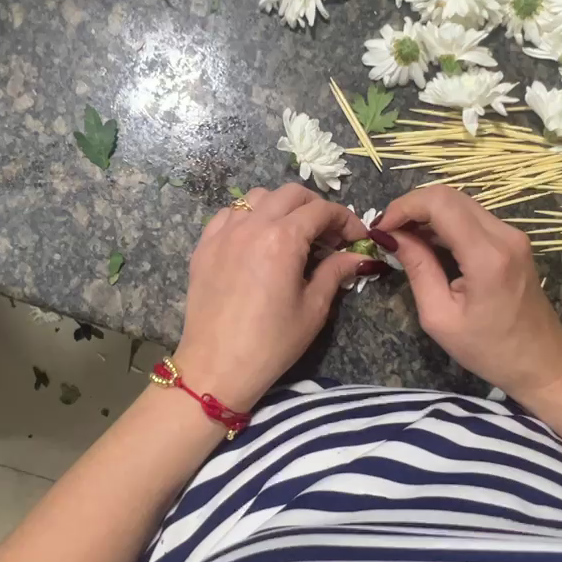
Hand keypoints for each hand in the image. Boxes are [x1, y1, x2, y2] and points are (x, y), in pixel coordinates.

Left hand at [174, 184, 380, 410]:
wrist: (217, 367)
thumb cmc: (271, 343)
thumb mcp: (313, 309)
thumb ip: (335, 273)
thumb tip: (357, 256)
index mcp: (283, 239)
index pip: (321, 210)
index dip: (345, 219)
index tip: (357, 237)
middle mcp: (252, 226)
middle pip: (290, 194)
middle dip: (315, 207)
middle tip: (328, 235)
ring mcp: (223, 233)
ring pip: (257, 197)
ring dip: (281, 207)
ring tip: (292, 233)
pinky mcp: (204, 246)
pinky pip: (229, 214)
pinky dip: (249, 216)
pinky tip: (257, 239)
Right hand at [373, 185, 561, 399]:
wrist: (541, 361)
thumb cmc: (490, 350)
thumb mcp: (440, 317)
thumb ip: (418, 269)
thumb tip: (392, 237)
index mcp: (487, 257)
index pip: (440, 204)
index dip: (405, 207)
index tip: (382, 229)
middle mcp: (504, 236)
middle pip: (449, 196)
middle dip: (412, 207)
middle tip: (388, 232)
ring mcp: (512, 235)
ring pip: (460, 202)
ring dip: (427, 213)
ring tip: (402, 238)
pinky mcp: (512, 240)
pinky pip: (472, 217)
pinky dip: (444, 221)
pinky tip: (427, 242)